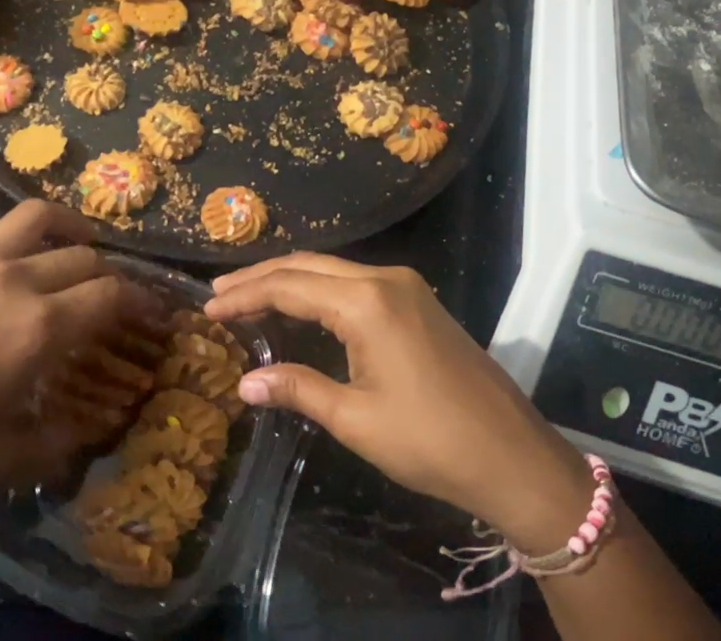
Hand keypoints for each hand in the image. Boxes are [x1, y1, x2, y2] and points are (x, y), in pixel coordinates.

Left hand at [0, 179, 136, 530]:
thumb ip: (52, 447)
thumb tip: (84, 436)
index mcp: (41, 328)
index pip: (112, 298)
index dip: (142, 303)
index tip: (154, 313)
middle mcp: (15, 279)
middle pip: (82, 257)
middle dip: (108, 272)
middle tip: (111, 292)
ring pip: (33, 216)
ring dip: (66, 222)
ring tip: (77, 236)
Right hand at [206, 253, 596, 549]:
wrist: (512, 455)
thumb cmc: (430, 441)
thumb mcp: (355, 419)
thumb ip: (298, 389)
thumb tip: (243, 385)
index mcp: (366, 302)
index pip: (288, 287)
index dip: (244, 296)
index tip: (207, 308)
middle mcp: (385, 279)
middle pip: (307, 266)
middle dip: (260, 277)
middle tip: (218, 293)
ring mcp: (406, 287)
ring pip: (331, 269)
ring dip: (288, 280)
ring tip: (246, 295)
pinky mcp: (418, 301)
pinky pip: (354, 281)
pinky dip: (317, 288)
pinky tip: (299, 305)